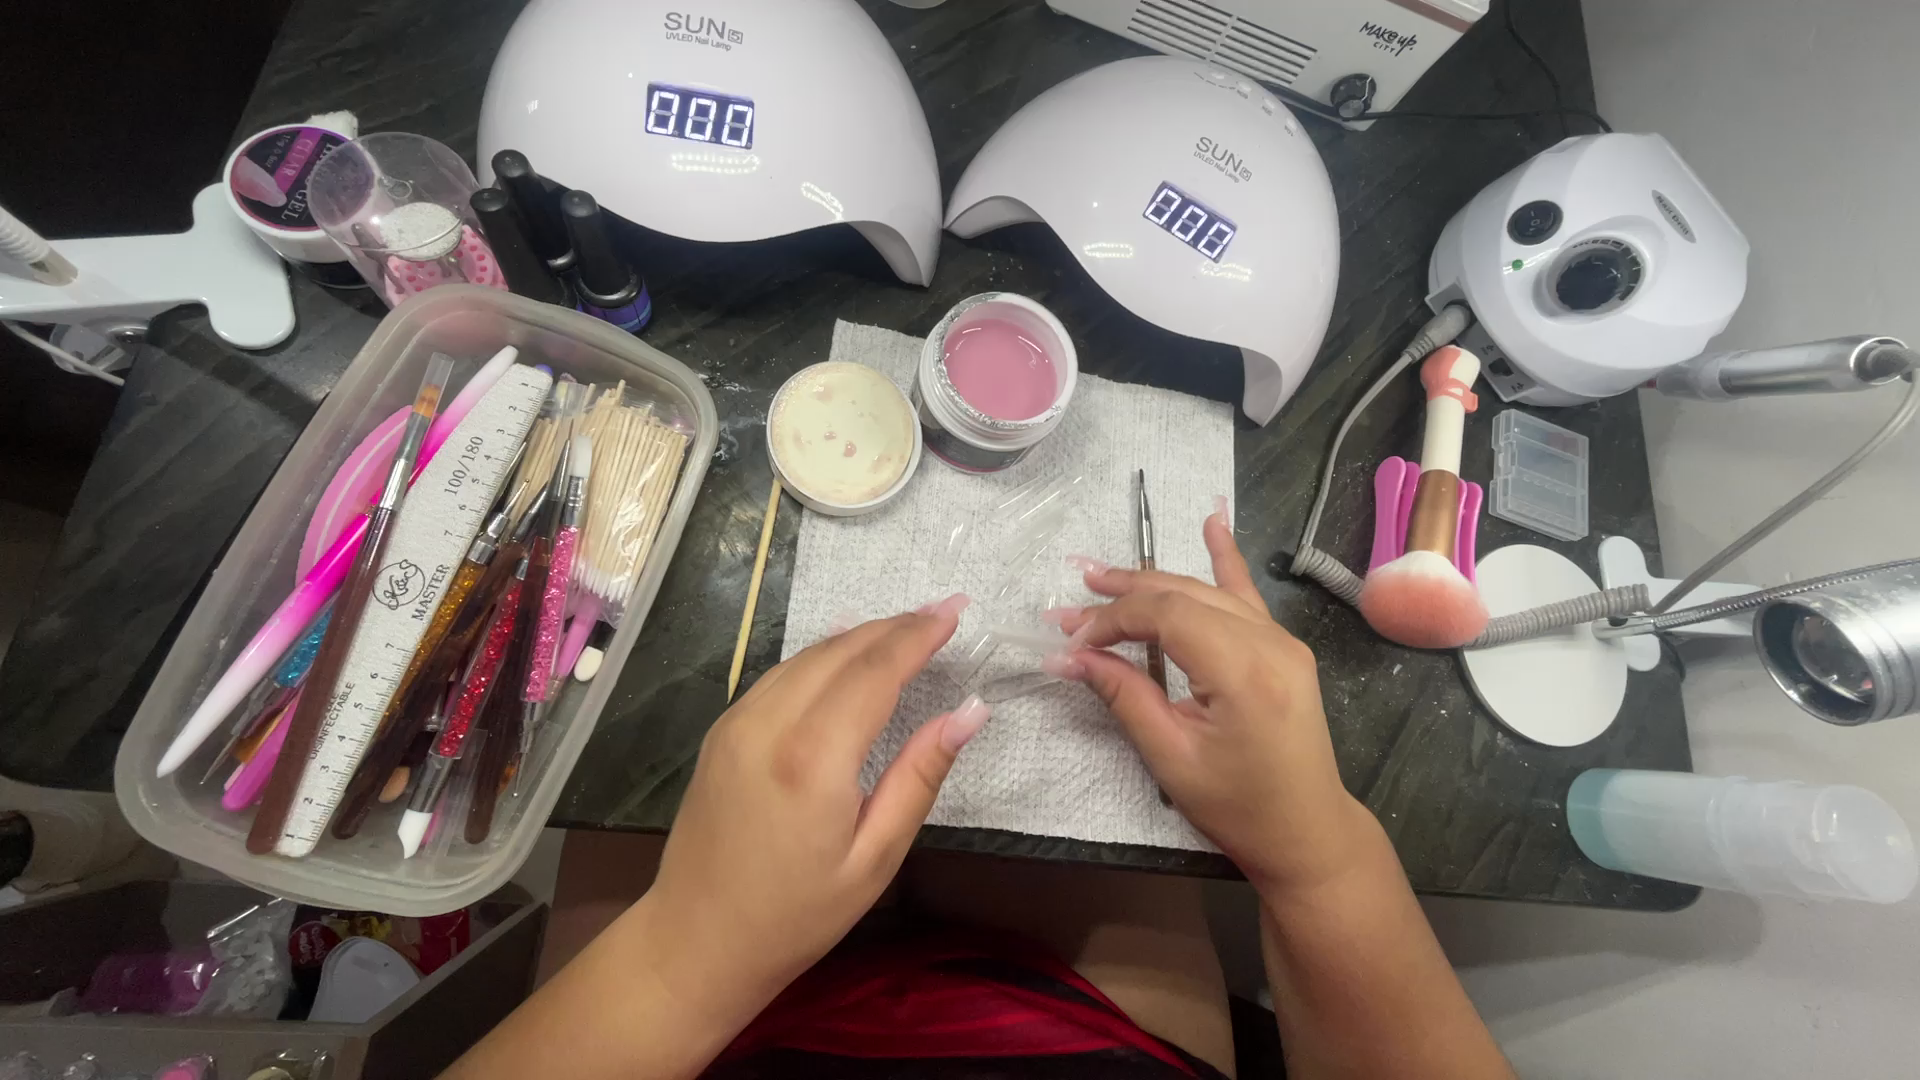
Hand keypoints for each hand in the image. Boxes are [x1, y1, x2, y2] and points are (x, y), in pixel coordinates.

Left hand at [636, 594, 985, 1028]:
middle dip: (897, 625)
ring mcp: (738, 720)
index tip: (956, 611)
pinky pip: (784, 672)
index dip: (919, 635)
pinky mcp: (723, 727)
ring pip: (810, 654)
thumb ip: (921, 775)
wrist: (694, 942)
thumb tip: (970, 711)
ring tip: (908, 629)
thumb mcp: (875, 857)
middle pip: (842, 649)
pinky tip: (850, 653)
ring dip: (862, 634)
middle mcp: (770, 722)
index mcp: (814, 758)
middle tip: (943, 612)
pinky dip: (826, 653)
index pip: (876, 671)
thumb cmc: (797, 914)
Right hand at [1048, 508, 1373, 894]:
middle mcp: (1269, 643)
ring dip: (1151, 582)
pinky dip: (1225, 557)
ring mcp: (1281, 640)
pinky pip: (1246, 594)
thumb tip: (1066, 656)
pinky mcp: (1282, 646)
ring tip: (1101, 575)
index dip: (1112, 619)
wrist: (1308, 832)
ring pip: (1205, 591)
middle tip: (1071, 599)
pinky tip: (1214, 519)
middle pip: (1182, 595)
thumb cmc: (1237, 806)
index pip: (1165, 616)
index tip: (1072, 637)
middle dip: (1121, 596)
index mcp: (1243, 673)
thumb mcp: (1170, 757)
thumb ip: (1122, 695)